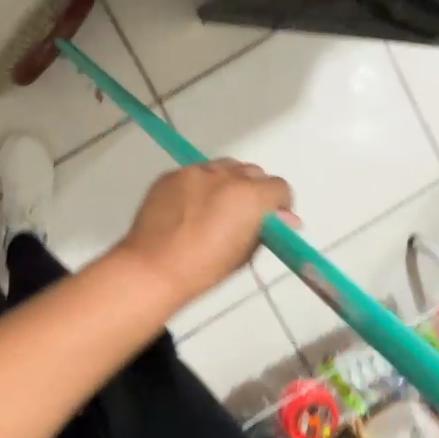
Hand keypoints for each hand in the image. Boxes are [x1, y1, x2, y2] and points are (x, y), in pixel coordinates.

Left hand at [113, 160, 293, 298]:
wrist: (153, 268)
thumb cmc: (203, 269)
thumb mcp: (244, 253)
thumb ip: (266, 229)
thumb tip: (285, 218)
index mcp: (250, 195)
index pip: (279, 187)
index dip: (279, 204)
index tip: (271, 220)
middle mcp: (225, 175)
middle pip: (252, 173)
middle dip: (254, 190)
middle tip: (242, 215)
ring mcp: (194, 171)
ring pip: (222, 168)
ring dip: (227, 183)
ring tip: (214, 210)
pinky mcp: (171, 175)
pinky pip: (194, 174)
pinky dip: (199, 186)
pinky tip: (188, 210)